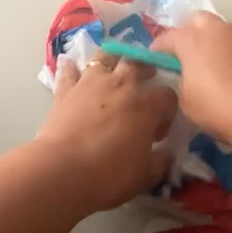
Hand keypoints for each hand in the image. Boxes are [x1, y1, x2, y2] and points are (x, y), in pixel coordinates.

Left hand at [35, 56, 177, 213]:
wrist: (63, 170)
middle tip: (145, 82)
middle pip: (139, 65)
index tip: (159, 132)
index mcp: (147, 105)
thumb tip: (168, 155)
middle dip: (146, 71)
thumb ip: (160, 162)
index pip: (168, 97)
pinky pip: (69, 72)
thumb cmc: (110, 174)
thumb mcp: (145, 176)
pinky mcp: (66, 89)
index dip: (168, 113)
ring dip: (113, 59)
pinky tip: (71, 65)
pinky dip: (71, 68)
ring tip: (115, 66)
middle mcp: (122, 84)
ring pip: (105, 57)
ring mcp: (92, 82)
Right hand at [152, 11, 231, 146]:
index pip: (167, 37)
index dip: (159, 48)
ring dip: (222, 45)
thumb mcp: (187, 102)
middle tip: (194, 57)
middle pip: (199, 21)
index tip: (157, 58)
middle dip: (192, 34)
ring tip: (228, 70)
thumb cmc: (220, 109)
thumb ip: (183, 81)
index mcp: (192, 40)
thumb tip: (190, 76)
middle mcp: (219, 29)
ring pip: (229, 33)